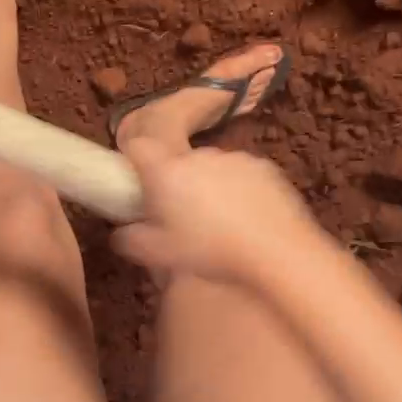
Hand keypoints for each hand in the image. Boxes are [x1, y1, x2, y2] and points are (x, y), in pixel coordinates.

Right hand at [112, 138, 327, 286]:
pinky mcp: (265, 168)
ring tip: (214, 219)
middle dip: (172, 180)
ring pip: (207, 167)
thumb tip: (122, 231)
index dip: (133, 160)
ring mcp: (234, 159)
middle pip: (175, 160)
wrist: (280, 253)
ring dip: (204, 184)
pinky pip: (238, 173)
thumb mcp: (156, 254)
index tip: (136, 182)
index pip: (138, 147)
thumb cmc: (210, 251)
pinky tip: (243, 217)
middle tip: (176, 212)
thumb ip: (129, 238)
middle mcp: (198, 157)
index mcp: (166, 172)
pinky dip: (235, 188)